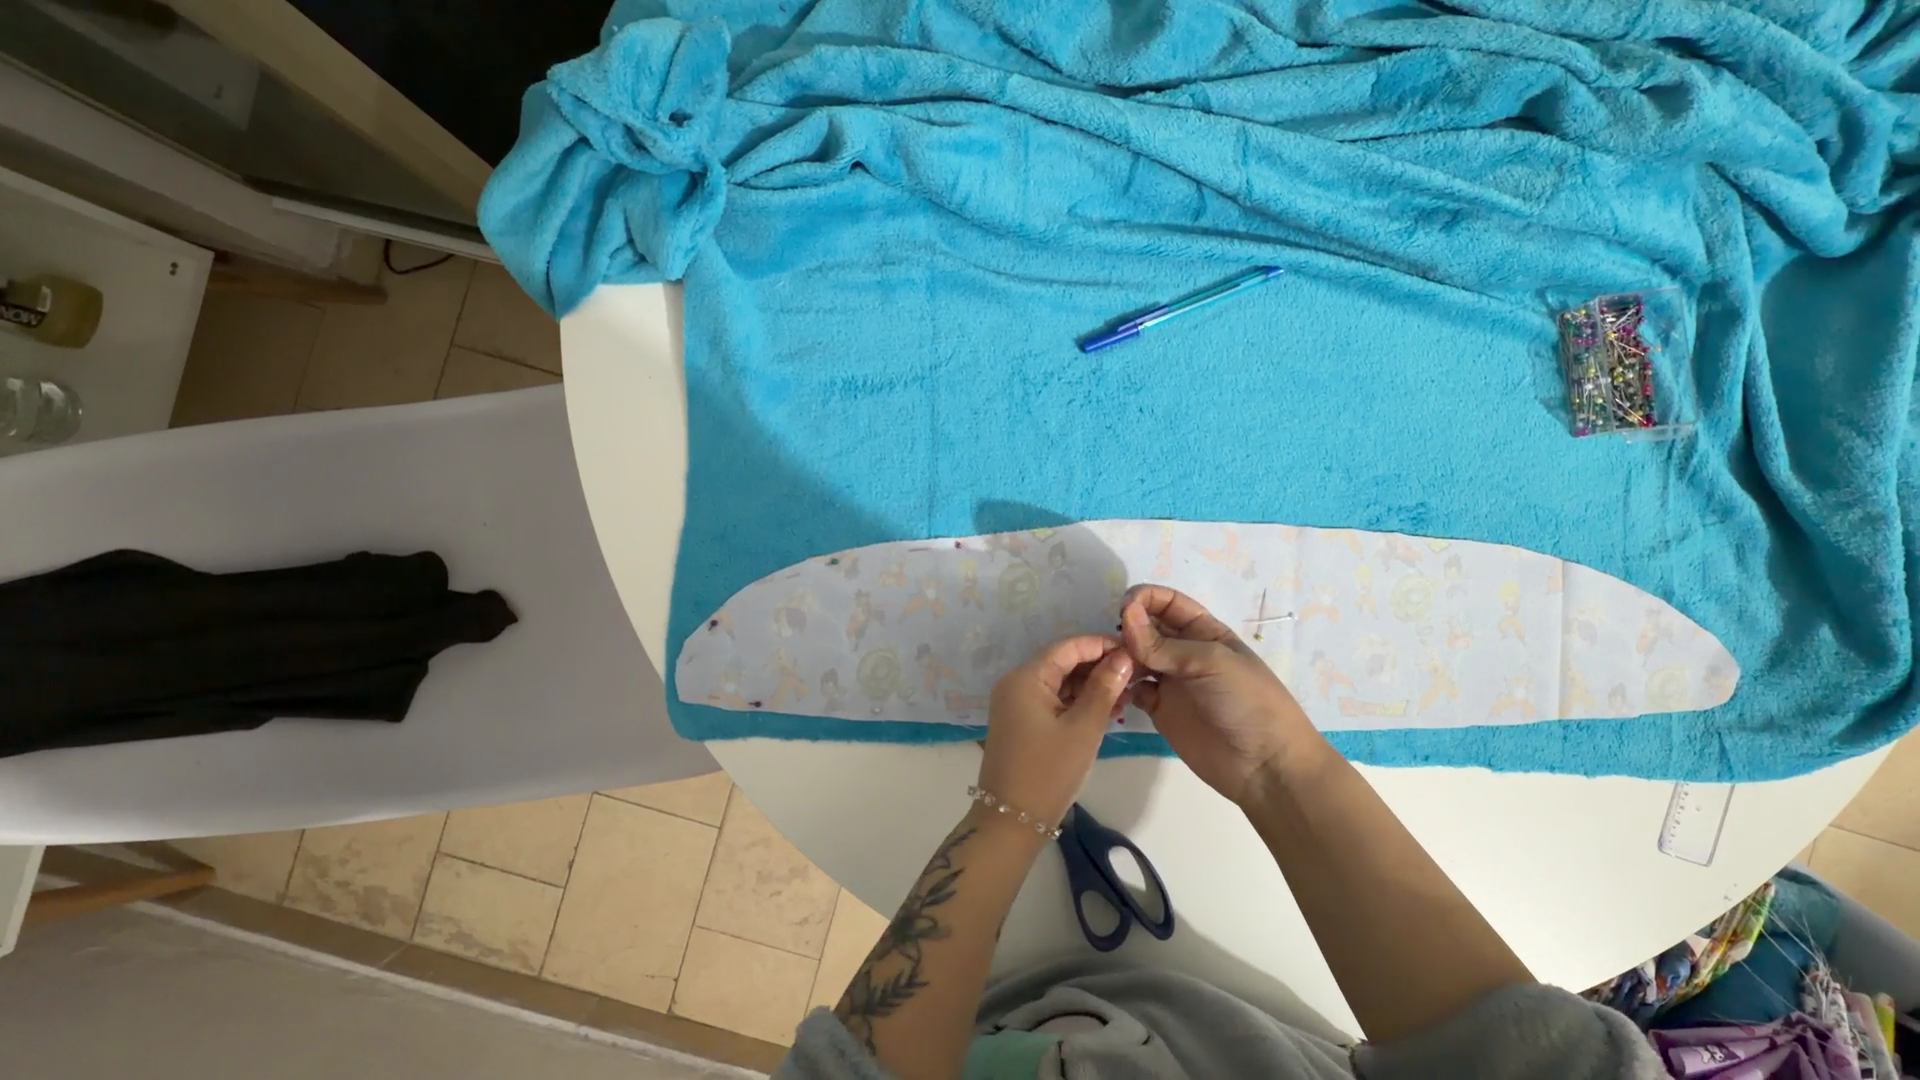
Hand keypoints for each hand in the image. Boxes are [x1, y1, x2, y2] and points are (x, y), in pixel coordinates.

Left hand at [977, 635, 1132, 833]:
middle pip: (1063, 662)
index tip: (1135, 653)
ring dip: (1090, 686)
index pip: (1068, 646)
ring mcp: (1016, 703)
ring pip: (1059, 682)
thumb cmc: (1049, 772)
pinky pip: (1052, 700)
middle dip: (1098, 667)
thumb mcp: (1083, 729)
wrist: (1011, 821)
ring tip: (1126, 697)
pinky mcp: (1020, 721)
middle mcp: (1016, 683)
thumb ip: (1104, 689)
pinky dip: (1076, 702)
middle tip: (1136, 677)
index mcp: (1025, 677)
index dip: (1102, 645)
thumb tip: (1123, 657)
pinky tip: (1105, 711)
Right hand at [1120, 585, 1320, 805]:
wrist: (1265, 765)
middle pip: (1147, 628)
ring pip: (1135, 658)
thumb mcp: (1211, 662)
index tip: (1123, 609)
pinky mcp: (1159, 709)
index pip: (1168, 603)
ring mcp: (1170, 681)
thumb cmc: (1248, 701)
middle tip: (1111, 643)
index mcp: (1204, 632)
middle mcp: (1184, 652)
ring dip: (1120, 656)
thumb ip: (1165, 644)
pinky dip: (1119, 684)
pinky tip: (1112, 688)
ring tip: (1110, 665)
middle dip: (1127, 628)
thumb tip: (1126, 616)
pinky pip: (1132, 689)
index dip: (1145, 599)